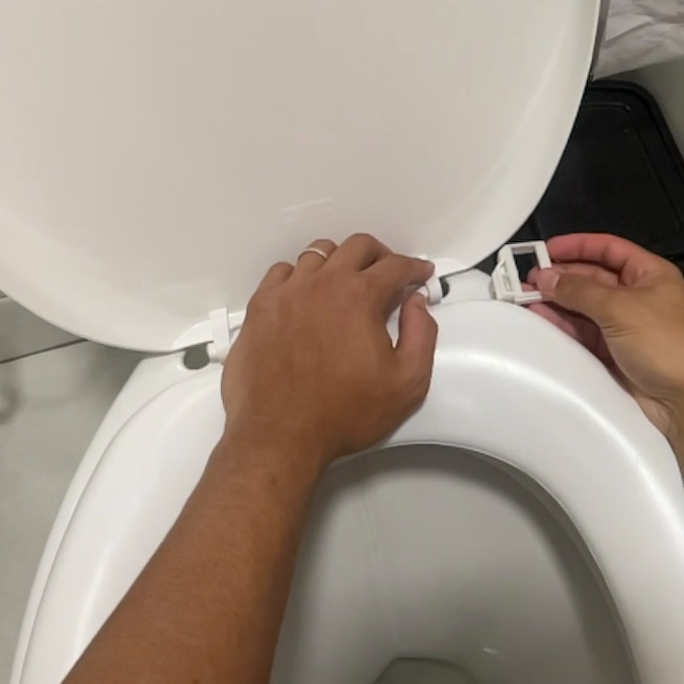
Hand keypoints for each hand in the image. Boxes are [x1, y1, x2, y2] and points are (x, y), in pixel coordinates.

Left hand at [222, 234, 437, 468]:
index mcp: (359, 297)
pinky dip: (300, 275)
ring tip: (348, 281)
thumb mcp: (407, 382)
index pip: (396, 266)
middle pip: (358, 246)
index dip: (415, 267)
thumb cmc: (341, 414)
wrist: (280, 437)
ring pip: (319, 253)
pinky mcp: (261, 309)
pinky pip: (282, 272)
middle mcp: (322, 285)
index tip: (420, 275)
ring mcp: (287, 293)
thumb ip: (422, 334)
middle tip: (389, 274)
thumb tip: (416, 305)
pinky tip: (307, 293)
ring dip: (341, 261)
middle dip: (381, 255)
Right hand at [528, 233, 683, 436]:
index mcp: (650, 274)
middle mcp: (638, 296)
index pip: (609, 249)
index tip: (547, 248)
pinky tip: (541, 320)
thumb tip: (547, 276)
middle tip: (528, 279)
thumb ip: (579, 290)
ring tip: (526, 298)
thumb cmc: (667, 344)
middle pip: (593, 278)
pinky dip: (563, 325)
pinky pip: (584, 332)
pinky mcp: (616, 353)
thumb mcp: (621, 308)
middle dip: (561, 277)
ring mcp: (626, 326)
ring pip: (585, 306)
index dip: (578, 245)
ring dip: (558, 301)